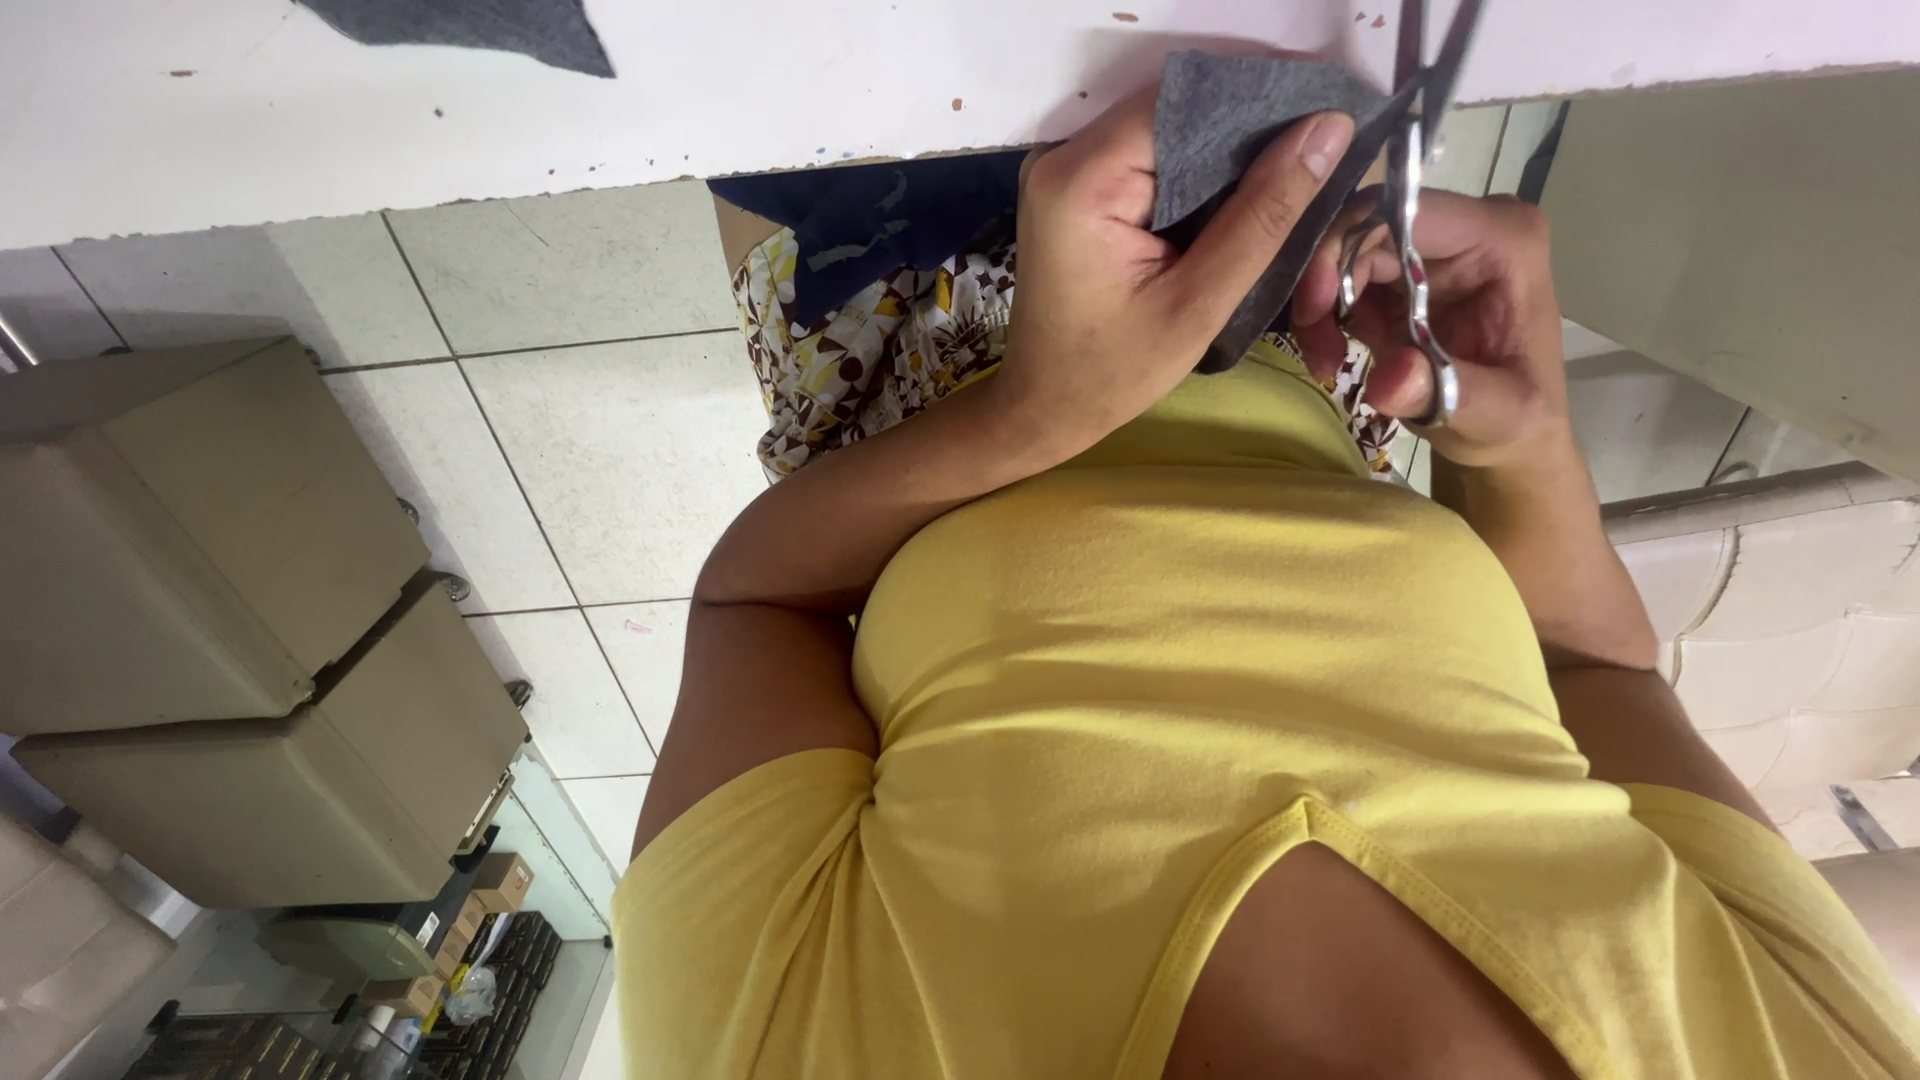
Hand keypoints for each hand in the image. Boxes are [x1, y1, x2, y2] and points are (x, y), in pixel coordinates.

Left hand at [993, 87, 1354, 454]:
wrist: (1043, 407)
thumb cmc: (1110, 375)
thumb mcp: (1197, 304)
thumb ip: (1263, 216)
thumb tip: (1328, 129)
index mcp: (1082, 183)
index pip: (1186, 100)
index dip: (1264, 95)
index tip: (1333, 109)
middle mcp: (1063, 159)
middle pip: (1175, 109)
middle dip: (1252, 125)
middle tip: (1325, 144)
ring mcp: (1064, 173)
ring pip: (1167, 132)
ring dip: (1228, 152)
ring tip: (1295, 168)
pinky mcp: (1075, 192)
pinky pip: (1149, 160)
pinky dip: (1196, 175)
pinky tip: (1240, 195)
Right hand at [1290, 189, 1570, 468]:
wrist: (1502, 435)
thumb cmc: (1516, 423)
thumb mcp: (1499, 417)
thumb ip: (1449, 393)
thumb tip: (1390, 377)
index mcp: (1502, 239)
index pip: (1404, 212)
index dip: (1345, 249)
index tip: (1315, 311)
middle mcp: (1467, 230)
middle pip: (1364, 227)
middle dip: (1324, 286)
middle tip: (1316, 351)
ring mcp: (1430, 251)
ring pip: (1344, 252)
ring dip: (1319, 310)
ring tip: (1326, 363)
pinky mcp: (1401, 277)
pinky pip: (1342, 278)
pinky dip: (1324, 319)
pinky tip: (1332, 357)